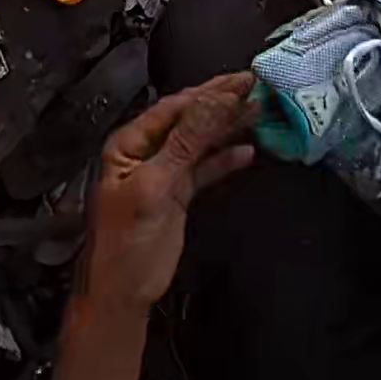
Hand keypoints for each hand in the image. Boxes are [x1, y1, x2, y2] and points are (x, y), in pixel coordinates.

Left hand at [51, 72, 257, 379]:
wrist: (121, 299)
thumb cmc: (126, 245)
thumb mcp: (156, 187)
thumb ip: (185, 143)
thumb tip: (213, 101)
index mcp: (130, 143)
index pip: (174, 107)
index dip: (208, 92)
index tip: (240, 81)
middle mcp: (146, 152)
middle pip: (189, 120)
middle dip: (222, 104)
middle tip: (256, 88)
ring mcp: (163, 173)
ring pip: (200, 142)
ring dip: (228, 128)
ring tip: (259, 111)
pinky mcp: (177, 194)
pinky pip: (205, 168)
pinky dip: (225, 159)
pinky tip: (247, 150)